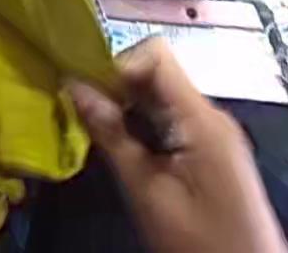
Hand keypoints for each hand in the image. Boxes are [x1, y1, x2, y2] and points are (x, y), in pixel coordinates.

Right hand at [68, 37, 287, 252]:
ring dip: (127, 105)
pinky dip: (142, 121)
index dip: (119, 64)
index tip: (91, 91)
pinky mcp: (211, 150)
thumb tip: (74, 85)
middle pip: (155, 72)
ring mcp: (213, 132)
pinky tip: (126, 147)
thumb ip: (112, 135)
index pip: (155, 55)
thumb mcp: (149, 194)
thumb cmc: (202, 248)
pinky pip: (169, 116)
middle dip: (118, 86)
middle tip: (87, 113)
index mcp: (201, 118)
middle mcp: (210, 114)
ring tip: (101, 130)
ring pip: (159, 94)